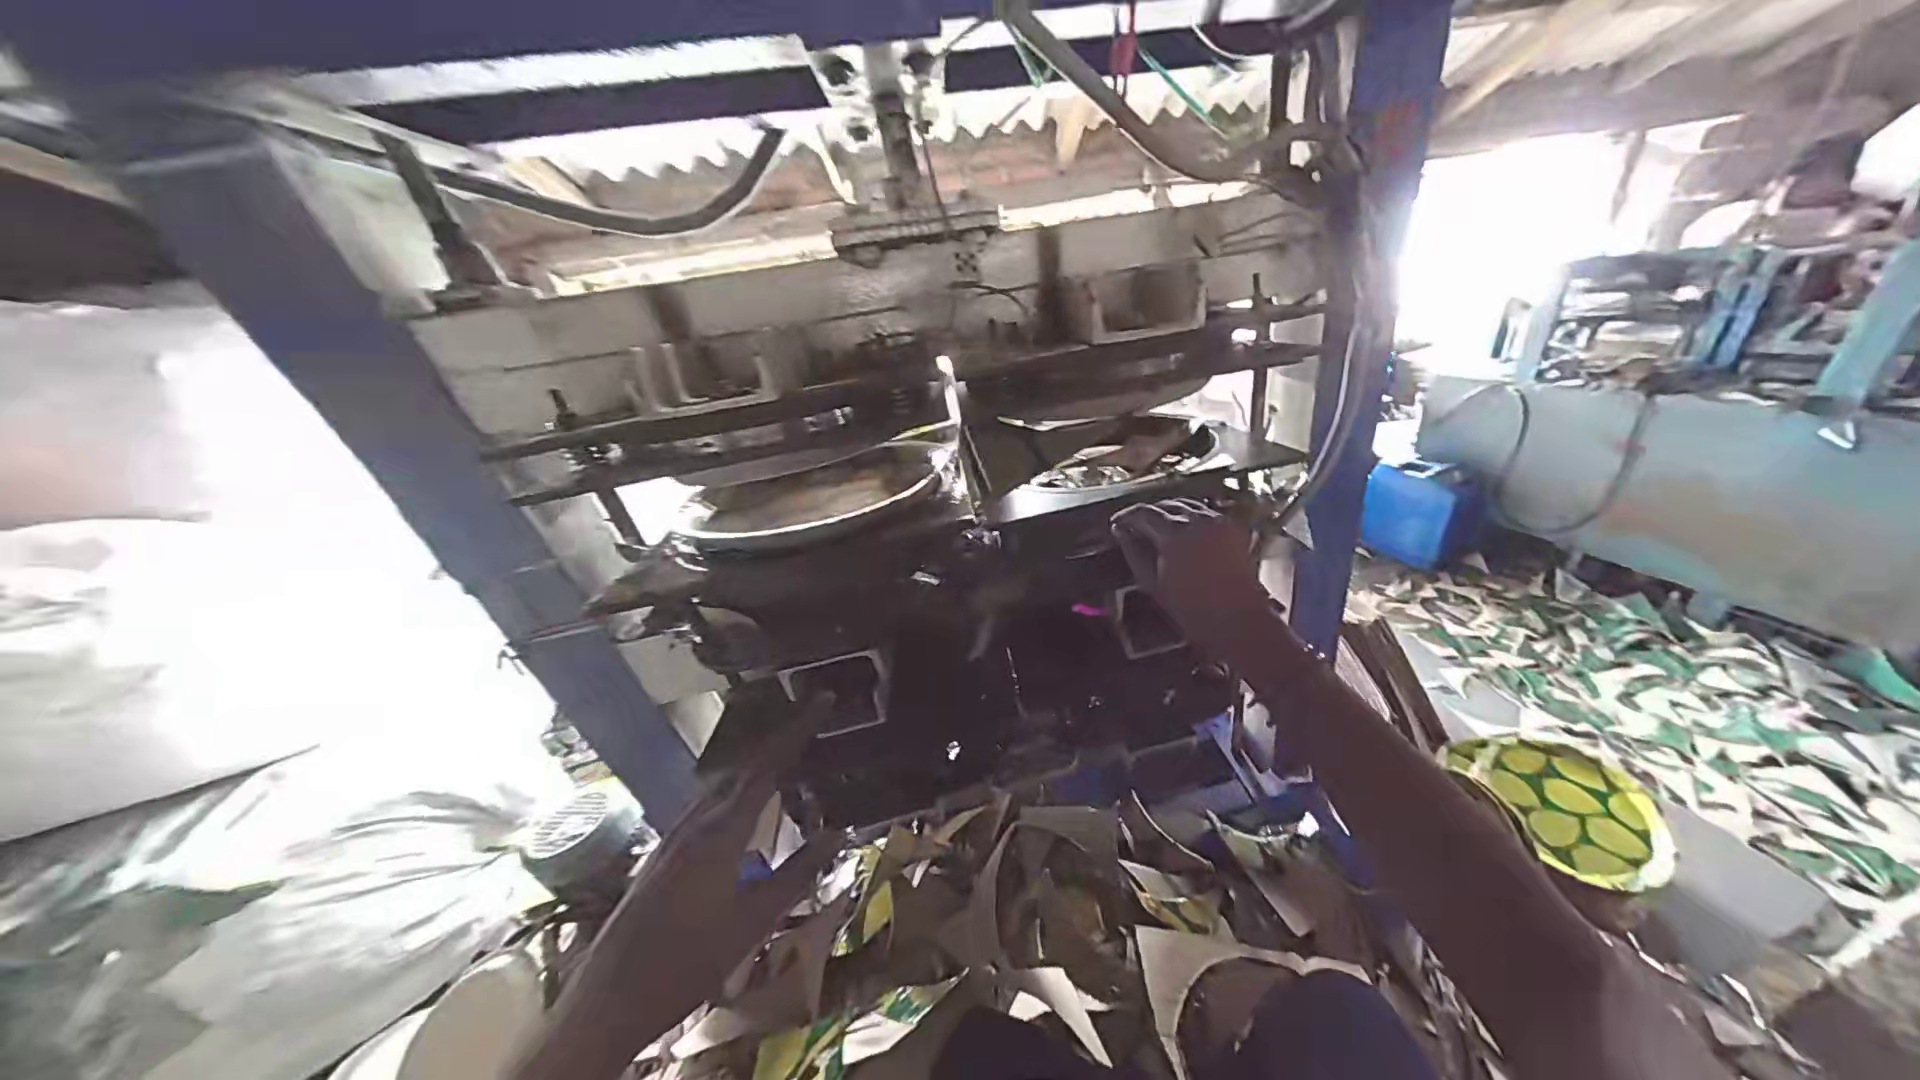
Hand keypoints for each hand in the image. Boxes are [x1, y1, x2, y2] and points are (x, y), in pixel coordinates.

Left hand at [520, 698, 843, 1079]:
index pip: (768, 765)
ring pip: (723, 785)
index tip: (822, 700)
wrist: (607, 1000)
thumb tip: (839, 832)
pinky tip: (742, 809)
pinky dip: (735, 791)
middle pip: (744, 767)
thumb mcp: (754, 922)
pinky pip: (708, 804)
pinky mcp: (663, 853)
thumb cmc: (689, 962)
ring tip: (786, 760)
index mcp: (722, 831)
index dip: (798, 730)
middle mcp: (696, 822)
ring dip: (756, 766)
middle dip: (780, 742)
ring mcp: (674, 836)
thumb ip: (798, 873)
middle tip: (812, 724)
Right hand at [1111, 499, 1273, 656]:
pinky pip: (1206, 513)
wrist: (1237, 619)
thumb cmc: (1190, 607)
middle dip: (1147, 512)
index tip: (1116, 523)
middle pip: (1165, 505)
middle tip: (1133, 525)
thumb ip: (1134, 551)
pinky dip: (1190, 517)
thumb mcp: (1152, 582)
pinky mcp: (1234, 528)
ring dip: (1169, 512)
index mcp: (1175, 533)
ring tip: (1156, 526)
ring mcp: (1219, 522)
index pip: (1143, 513)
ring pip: (1187, 505)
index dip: (1126, 516)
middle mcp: (1198, 520)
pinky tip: (1183, 530)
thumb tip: (1121, 530)